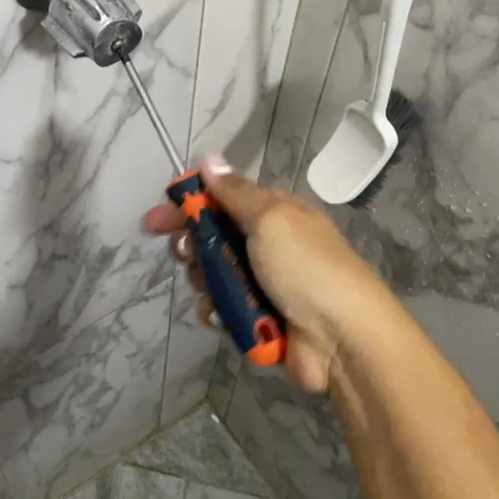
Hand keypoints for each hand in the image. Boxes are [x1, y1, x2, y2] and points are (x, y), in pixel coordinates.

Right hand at [144, 155, 390, 394]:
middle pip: (212, 239)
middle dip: (193, 248)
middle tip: (185, 256)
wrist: (343, 340)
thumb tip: (210, 158)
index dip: (186, 206)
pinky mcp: (259, 319)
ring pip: (213, 276)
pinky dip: (218, 312)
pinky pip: (223, 309)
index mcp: (275, 213)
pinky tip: (222, 316)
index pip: (221, 199)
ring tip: (212, 290)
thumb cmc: (306, 267)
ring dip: (205, 282)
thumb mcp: (271, 218)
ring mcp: (264, 284)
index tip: (154, 221)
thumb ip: (235, 192)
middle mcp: (268, 245)